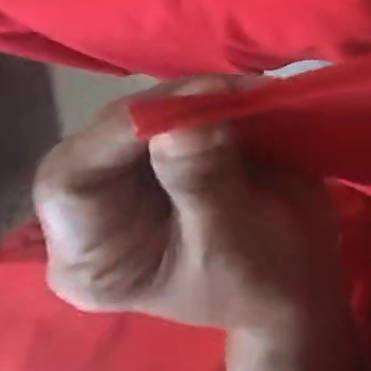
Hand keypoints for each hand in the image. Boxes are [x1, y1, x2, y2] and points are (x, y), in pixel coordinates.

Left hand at [32, 78, 349, 343]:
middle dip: (162, 108)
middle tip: (224, 91)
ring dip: (191, 96)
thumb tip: (181, 125)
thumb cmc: (259, 281)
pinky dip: (208, 98)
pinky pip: (175, 113)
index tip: (182, 112)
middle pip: (103, 138)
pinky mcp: (167, 153)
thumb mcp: (229, 243)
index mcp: (92, 254)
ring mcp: (132, 177)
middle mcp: (98, 210)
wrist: (299, 276)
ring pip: (140, 115)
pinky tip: (241, 92)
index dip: (117, 135)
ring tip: (241, 88)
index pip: (71, 181)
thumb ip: (201, 183)